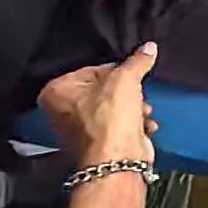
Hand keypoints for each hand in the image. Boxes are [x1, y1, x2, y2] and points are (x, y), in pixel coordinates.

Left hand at [38, 42, 159, 166]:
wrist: (118, 160)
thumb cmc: (112, 117)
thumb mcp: (126, 79)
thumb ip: (138, 61)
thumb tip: (149, 47)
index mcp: (58, 91)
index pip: (93, 69)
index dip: (117, 71)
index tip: (131, 77)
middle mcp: (62, 110)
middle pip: (105, 89)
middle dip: (128, 93)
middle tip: (138, 95)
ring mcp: (80, 129)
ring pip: (115, 107)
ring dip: (136, 108)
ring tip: (143, 112)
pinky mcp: (99, 143)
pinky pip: (120, 125)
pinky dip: (134, 124)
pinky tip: (144, 126)